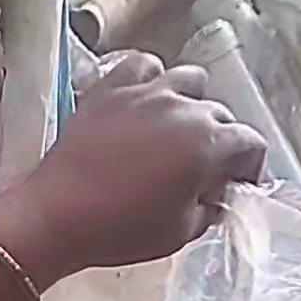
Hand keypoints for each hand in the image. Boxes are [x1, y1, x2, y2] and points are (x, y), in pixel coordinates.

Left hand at [0, 51, 266, 285]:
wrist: (50, 218)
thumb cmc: (115, 231)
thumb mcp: (177, 234)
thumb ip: (206, 210)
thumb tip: (210, 196)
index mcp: (210, 143)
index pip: (250, 146)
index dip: (246, 169)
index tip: (232, 185)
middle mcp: (183, 108)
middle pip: (218, 115)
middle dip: (215, 143)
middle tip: (194, 171)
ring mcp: (143, 94)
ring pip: (186, 81)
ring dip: (187, 105)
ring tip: (170, 132)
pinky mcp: (106, 93)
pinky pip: (139, 66)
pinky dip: (147, 79)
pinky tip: (141, 101)